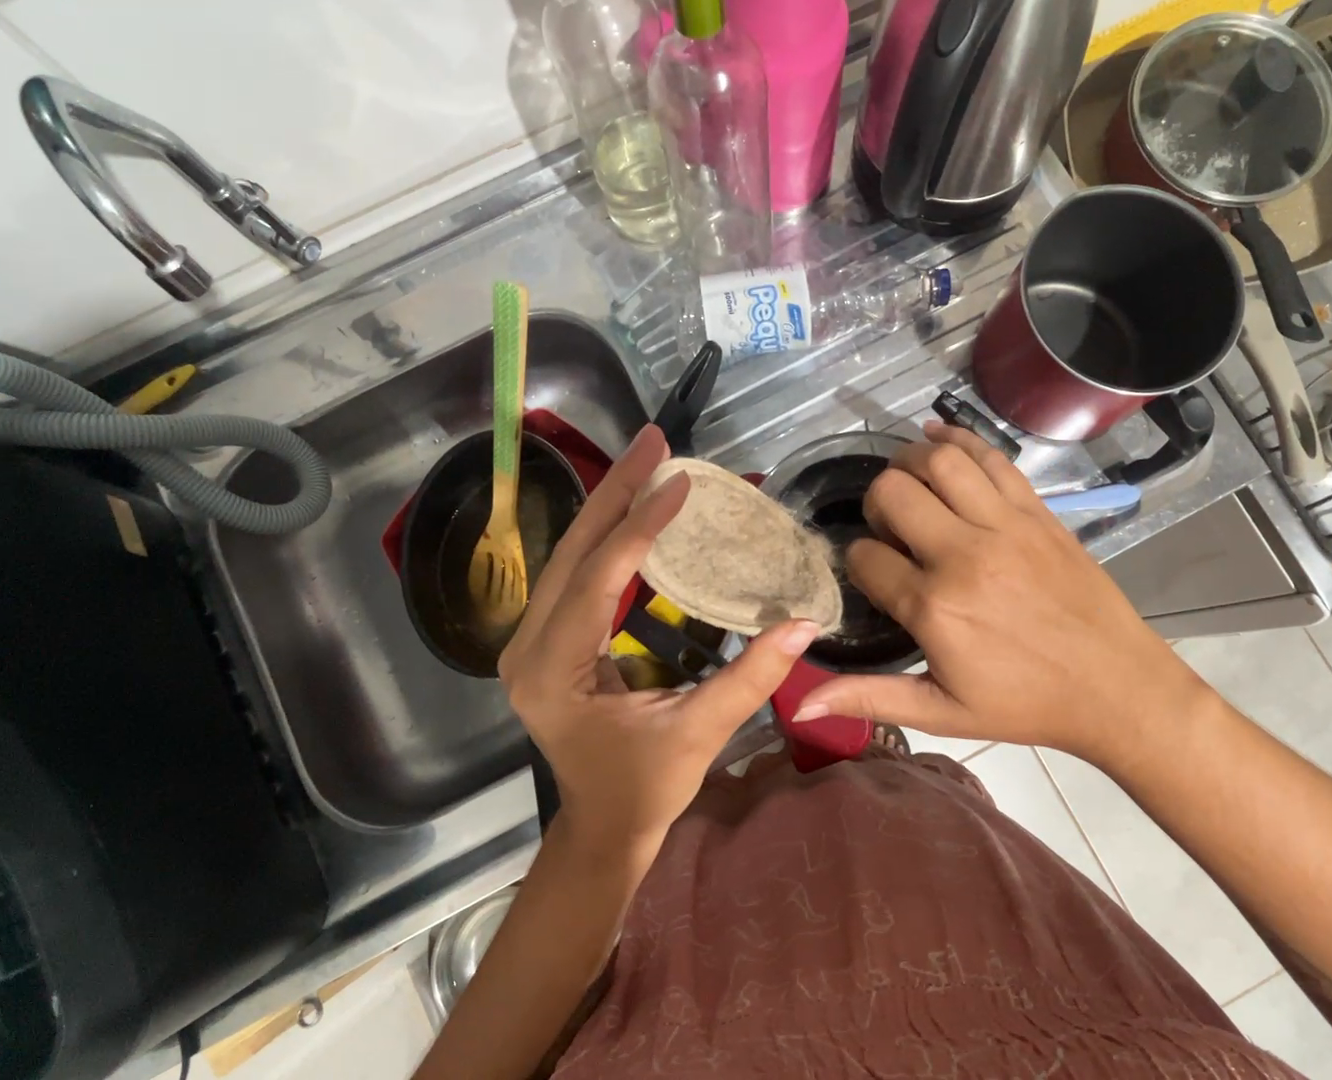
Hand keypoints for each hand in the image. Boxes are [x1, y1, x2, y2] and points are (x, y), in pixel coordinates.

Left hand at [498, 425, 817, 853]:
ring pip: (567, 557)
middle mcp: (528, 649)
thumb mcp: (698, 733)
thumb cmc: (645, 789)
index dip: (639, 527)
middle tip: (654, 440)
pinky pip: (574, 575)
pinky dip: (606, 537)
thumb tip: (803, 623)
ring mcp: (530, 643)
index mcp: (554, 672)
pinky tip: (633, 508)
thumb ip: (748, 678)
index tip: (679, 482)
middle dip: (614, 492)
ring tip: (647, 460)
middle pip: (571, 553)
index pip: (597, 581)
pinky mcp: (546, 641)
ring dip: (608, 506)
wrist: (603, 826)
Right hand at [795, 423, 1214, 768]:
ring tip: (908, 484)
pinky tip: (936, 439)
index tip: (872, 576)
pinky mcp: (1037, 513)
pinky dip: (958, 439)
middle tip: (889, 529)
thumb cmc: (1024, 706)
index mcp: (934, 608)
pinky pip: (992, 458)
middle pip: (892, 494)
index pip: (866, 557)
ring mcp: (1005, 527)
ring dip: (909, 463)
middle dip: (875, 505)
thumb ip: (868, 697)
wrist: (1116, 689)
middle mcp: (964, 555)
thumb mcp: (940, 713)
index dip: (857, 562)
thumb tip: (798, 703)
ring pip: (939, 462)